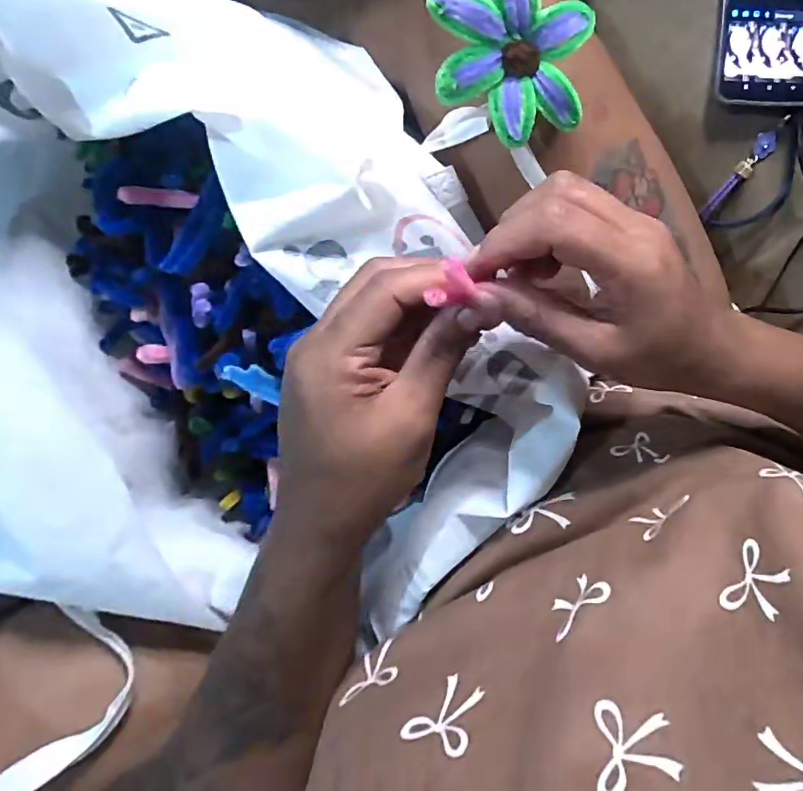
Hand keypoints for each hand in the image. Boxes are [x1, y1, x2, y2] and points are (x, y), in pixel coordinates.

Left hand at [277, 258, 481, 543]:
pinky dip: (409, 317)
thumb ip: (441, 350)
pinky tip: (442, 325)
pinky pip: (373, 322)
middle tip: (477, 288)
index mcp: (329, 349)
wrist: (321, 525)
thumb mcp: (412, 414)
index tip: (484, 282)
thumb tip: (480, 301)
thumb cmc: (366, 478)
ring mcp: (322, 348)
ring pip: (374, 295)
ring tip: (467, 303)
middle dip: (429, 276)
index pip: (386, 286)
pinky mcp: (333, 361)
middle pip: (375, 280)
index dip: (437, 276)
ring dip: (420, 293)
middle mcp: (318, 336)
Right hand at [463, 172, 735, 391]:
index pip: (554, 221)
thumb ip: (538, 318)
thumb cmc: (662, 360)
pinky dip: (550, 222)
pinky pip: (581, 201)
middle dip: (513, 228)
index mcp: (631, 259)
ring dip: (529, 221)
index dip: (505, 241)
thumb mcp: (596, 353)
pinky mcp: (634, 218)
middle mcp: (634, 223)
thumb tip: (481, 295)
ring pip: (566, 189)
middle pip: (557, 193)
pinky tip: (547, 262)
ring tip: (520, 269)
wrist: (717, 348)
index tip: (476, 273)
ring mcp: (637, 215)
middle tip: (496, 273)